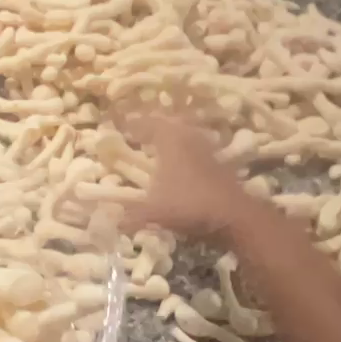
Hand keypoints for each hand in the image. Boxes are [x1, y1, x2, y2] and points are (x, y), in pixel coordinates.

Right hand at [122, 113, 256, 238]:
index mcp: (171, 143)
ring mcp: (208, 154)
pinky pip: (199, 152)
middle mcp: (190, 142)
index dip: (135, 124)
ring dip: (174, 139)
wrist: (237, 218)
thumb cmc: (190, 205)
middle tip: (141, 132)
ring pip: (188, 137)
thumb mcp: (153, 212)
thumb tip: (103, 218)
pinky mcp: (222, 168)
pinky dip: (188, 154)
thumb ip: (129, 213)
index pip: (150, 124)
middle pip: (172, 126)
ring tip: (160, 146)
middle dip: (156, 127)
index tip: (122, 125)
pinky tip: (182, 167)